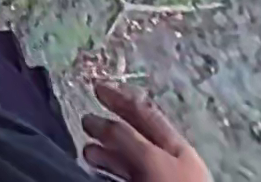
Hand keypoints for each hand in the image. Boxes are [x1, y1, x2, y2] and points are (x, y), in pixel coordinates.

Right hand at [81, 82, 210, 181]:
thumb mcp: (151, 161)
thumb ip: (126, 138)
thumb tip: (99, 123)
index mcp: (176, 147)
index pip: (144, 112)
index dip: (119, 96)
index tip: (94, 87)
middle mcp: (169, 164)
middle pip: (135, 136)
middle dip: (108, 126)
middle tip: (84, 122)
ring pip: (129, 162)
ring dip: (105, 153)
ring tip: (86, 152)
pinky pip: (125, 180)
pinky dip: (109, 174)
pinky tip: (95, 174)